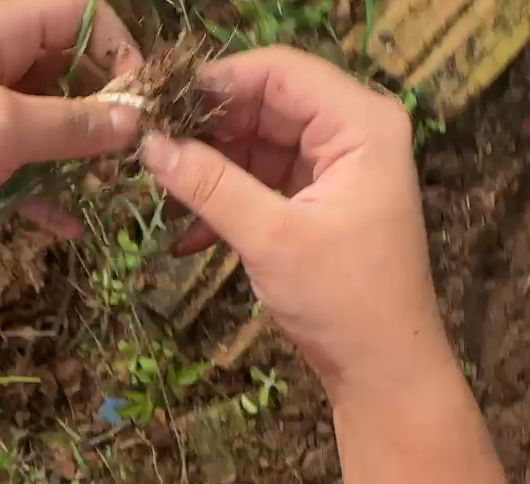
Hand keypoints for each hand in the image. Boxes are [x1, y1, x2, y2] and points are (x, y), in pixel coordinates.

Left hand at [0, 0, 144, 241]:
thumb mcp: (4, 130)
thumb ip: (73, 124)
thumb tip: (134, 120)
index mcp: (1, 23)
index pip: (83, 11)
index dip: (120, 52)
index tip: (138, 106)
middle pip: (71, 66)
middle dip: (103, 109)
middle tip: (128, 157)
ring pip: (48, 117)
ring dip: (79, 153)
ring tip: (106, 191)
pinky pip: (20, 159)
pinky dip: (43, 187)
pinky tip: (69, 224)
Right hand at [139, 47, 447, 399]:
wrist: (378, 366)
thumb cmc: (339, 298)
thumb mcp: (271, 238)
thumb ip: (211, 187)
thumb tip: (151, 147)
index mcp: (359, 123)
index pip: (279, 72)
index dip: (216, 84)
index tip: (158, 109)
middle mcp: (350, 135)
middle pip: (266, 109)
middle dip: (209, 134)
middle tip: (152, 156)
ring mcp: (333, 173)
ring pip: (258, 151)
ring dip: (212, 176)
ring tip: (164, 200)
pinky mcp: (317, 208)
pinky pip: (263, 190)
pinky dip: (228, 208)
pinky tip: (189, 239)